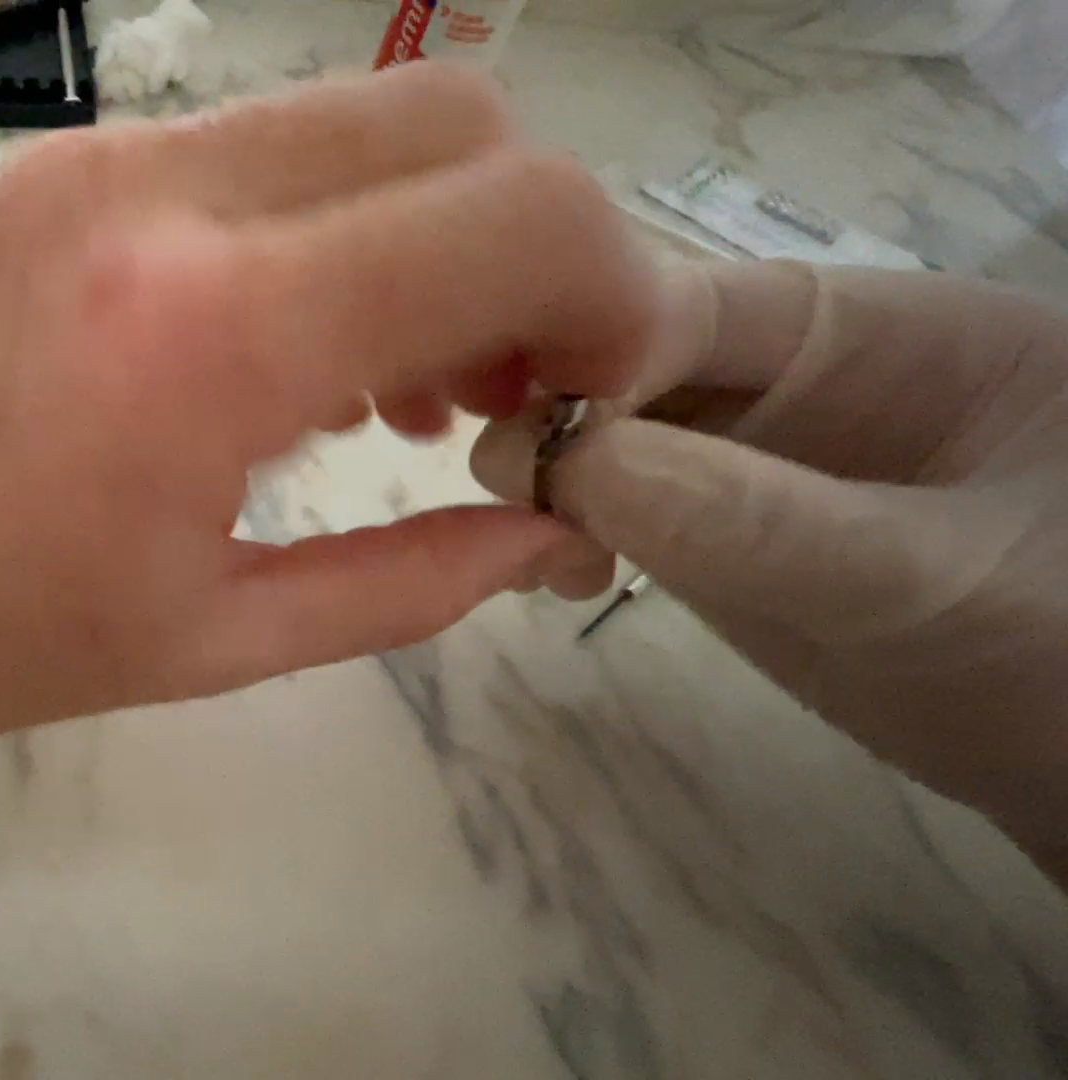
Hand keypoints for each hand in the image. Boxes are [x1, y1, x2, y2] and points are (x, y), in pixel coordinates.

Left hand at [0, 62, 660, 762]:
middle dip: (526, 248)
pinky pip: (256, 153)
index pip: (515, 219)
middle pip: (455, 122)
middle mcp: (160, 200)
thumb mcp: (224, 639)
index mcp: (215, 333)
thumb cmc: (0, 639)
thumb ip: (414, 580)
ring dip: (428, 230)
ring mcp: (96, 164)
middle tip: (498, 387)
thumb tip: (545, 531)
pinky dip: (328, 225)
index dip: (611, 295)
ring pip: (357, 122)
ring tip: (403, 385)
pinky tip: (301, 344)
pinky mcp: (56, 174)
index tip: (595, 388)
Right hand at [470, 260, 1067, 863]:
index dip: (582, 359)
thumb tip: (552, 463)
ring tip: (550, 565)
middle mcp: (775, 373)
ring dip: (540, 487)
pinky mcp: (691, 518)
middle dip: (545, 429)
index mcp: (863, 328)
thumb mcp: (926, 578)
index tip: (519, 447)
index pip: (676, 306)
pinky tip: (562, 575)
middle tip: (521, 519)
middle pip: (605, 362)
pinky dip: (553, 528)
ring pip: (581, 432)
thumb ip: (745, 516)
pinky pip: (590, 497)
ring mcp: (726, 450)